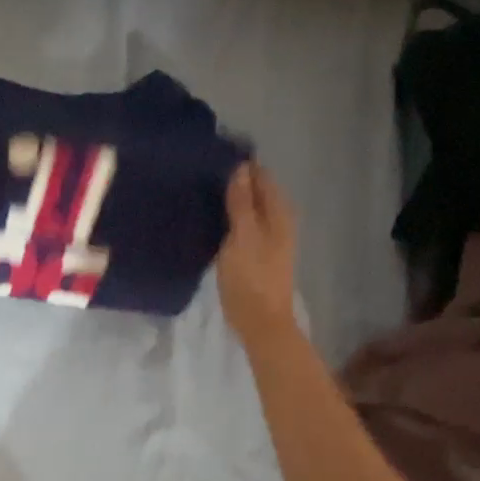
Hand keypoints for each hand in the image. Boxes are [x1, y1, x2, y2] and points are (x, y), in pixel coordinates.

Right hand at [217, 162, 299, 348]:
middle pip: (258, 191)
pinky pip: (245, 225)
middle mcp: (278, 221)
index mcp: (278, 213)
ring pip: (251, 208)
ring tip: (202, 192)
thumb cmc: (251, 278)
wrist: (261, 323)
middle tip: (201, 173)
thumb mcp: (243, 237)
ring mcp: (270, 239)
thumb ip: (241, 203)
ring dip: (232, 200)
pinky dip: (231, 218)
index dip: (241, 166)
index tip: (213, 157)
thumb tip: (241, 168)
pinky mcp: (258, 254)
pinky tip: (213, 220)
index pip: (261, 176)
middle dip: (236, 181)